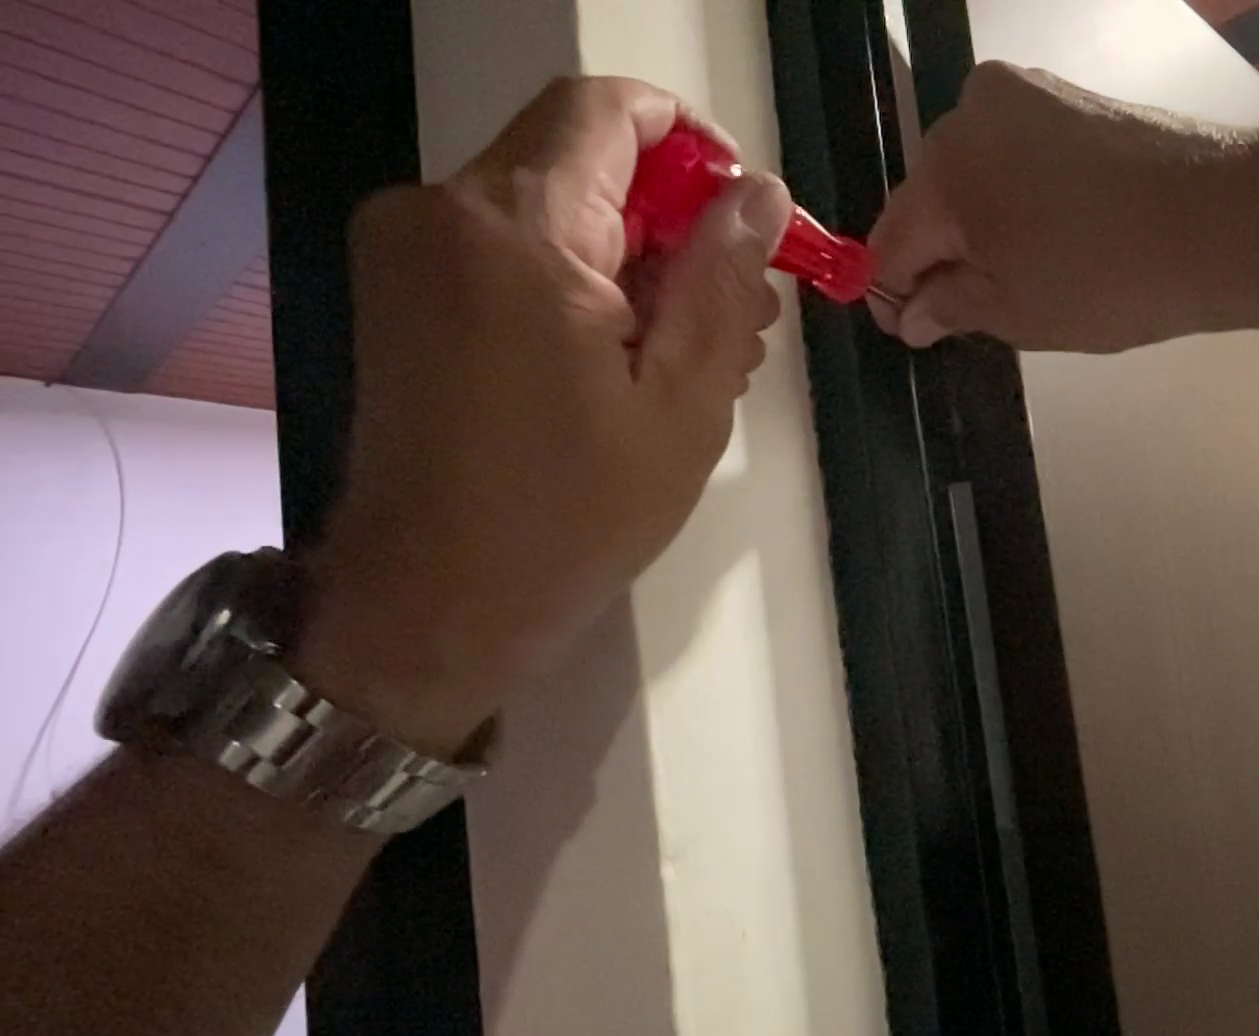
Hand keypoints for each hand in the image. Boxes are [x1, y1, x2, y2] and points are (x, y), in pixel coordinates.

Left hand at [291, 77, 792, 754]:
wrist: (435, 604)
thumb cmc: (574, 515)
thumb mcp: (683, 403)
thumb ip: (723, 281)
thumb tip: (758, 192)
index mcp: (517, 229)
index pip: (611, 110)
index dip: (694, 144)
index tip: (748, 217)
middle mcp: (441, 210)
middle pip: (583, 158)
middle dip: (677, 219)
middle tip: (745, 312)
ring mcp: (408, 252)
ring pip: (552, 208)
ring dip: (637, 259)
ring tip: (701, 350)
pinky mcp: (402, 295)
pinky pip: (511, 251)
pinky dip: (583, 283)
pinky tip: (632, 359)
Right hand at [868, 62, 1258, 352]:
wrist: (1230, 221)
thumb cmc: (1106, 279)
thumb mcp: (1014, 312)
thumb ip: (949, 307)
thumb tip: (913, 314)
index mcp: (945, 168)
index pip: (891, 242)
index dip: (890, 295)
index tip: (904, 333)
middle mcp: (972, 112)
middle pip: (928, 203)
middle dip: (934, 262)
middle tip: (953, 318)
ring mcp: (1026, 97)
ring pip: (972, 179)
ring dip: (973, 234)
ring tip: (1002, 285)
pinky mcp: (1070, 100)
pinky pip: (1013, 160)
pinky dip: (1011, 205)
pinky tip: (1036, 244)